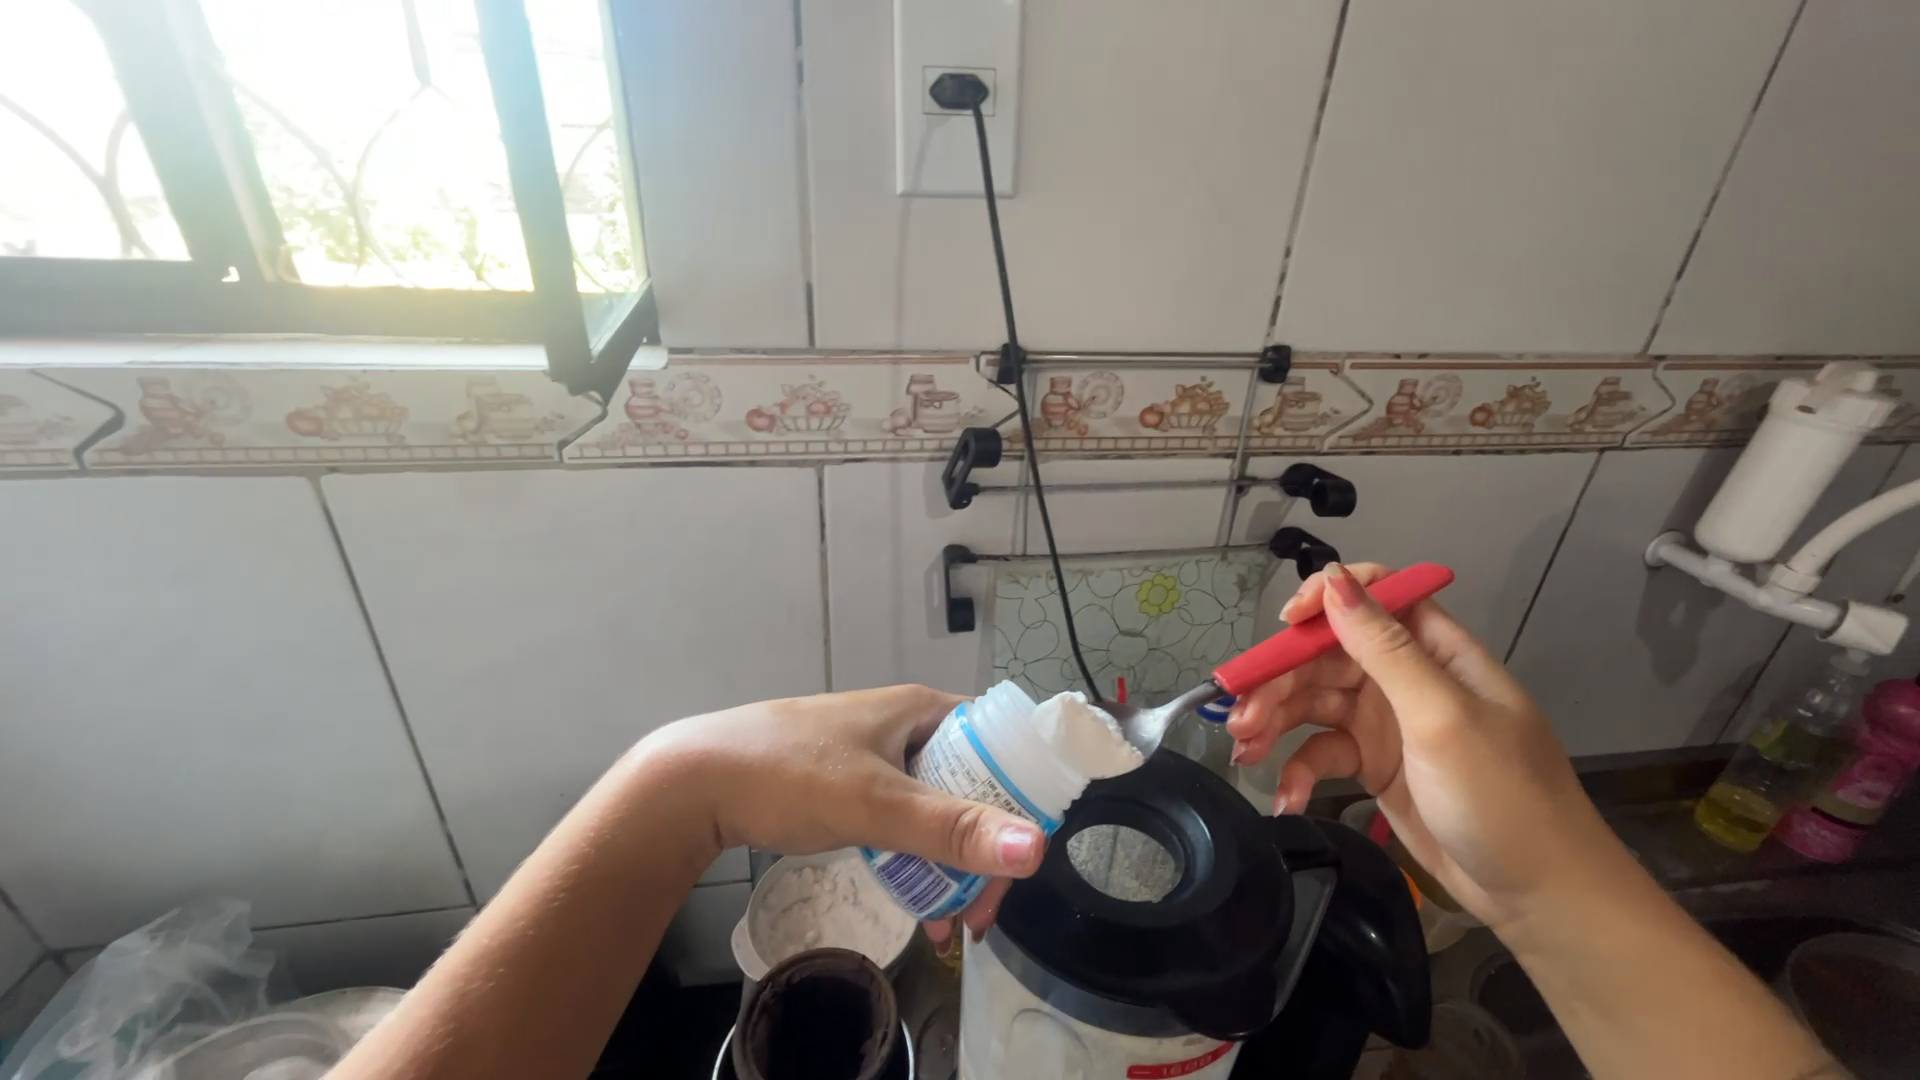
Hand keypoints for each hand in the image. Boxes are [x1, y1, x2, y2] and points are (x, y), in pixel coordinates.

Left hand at [639, 684, 1044, 942]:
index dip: (1022, 791)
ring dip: (950, 861)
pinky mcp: (847, 784)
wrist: (693, 782)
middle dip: (984, 846)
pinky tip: (915, 903)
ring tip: (952, 921)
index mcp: (921, 709)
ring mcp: (873, 755)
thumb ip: (951, 828)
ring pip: (934, 807)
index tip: (1025, 849)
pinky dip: (915, 858)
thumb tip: (1036, 849)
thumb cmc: (790, 775)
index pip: (999, 742)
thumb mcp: (875, 803)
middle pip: (970, 784)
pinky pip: (901, 820)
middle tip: (984, 908)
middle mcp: (903, 725)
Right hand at [1227, 563, 1619, 929]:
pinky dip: (1298, 770)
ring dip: (1274, 723)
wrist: (1539, 898)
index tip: (1286, 626)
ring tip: (1244, 750)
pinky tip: (1286, 796)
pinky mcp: (1369, 763)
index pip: (1373, 597)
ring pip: (1311, 701)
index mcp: (1434, 651)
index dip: (1326, 600)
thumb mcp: (1442, 716)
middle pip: (1324, 656)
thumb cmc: (1504, 796)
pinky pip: (1319, 751)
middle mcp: (1404, 677)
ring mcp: (1384, 721)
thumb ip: (1385, 648)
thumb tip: (1333, 579)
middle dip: (1279, 681)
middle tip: (1241, 716)